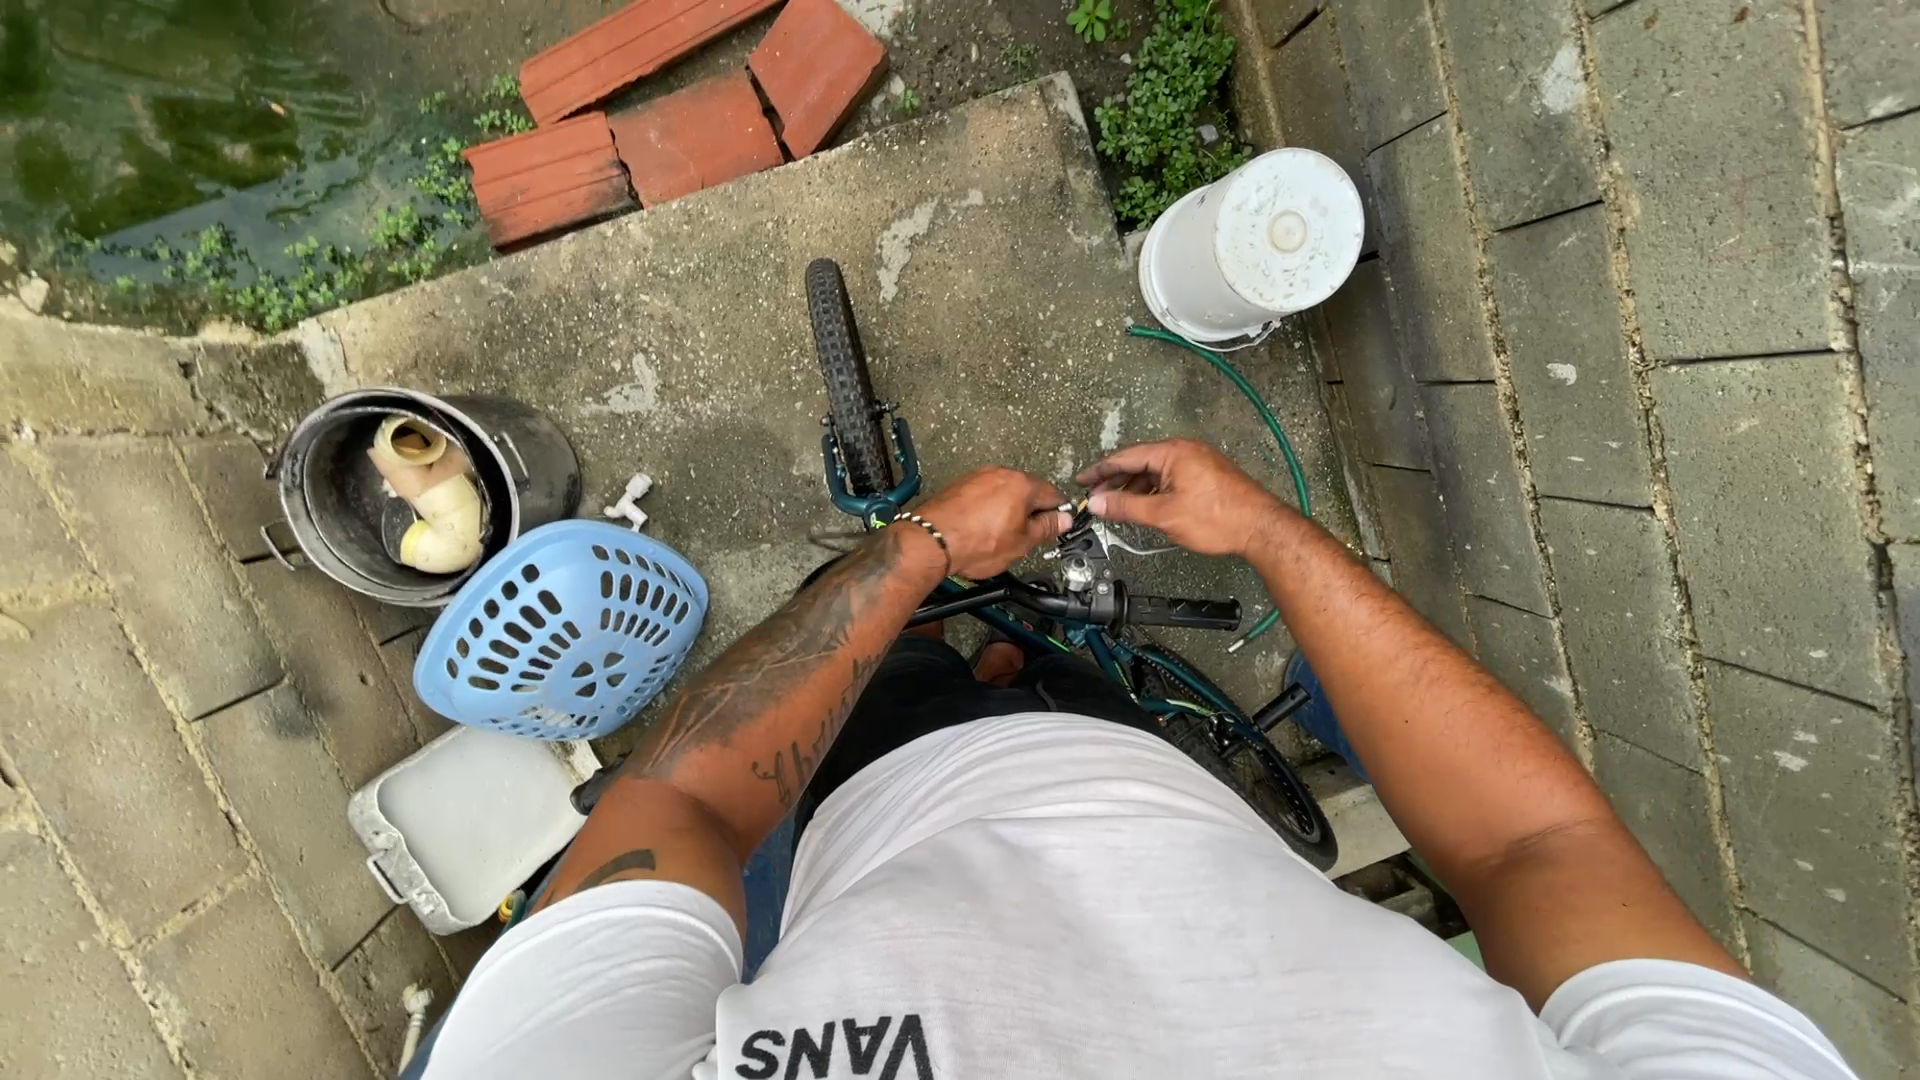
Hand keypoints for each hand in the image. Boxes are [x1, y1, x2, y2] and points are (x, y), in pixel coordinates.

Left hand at [912, 467, 1072, 577]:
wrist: (931, 541)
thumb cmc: (973, 542)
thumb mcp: (1021, 543)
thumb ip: (1046, 528)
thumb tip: (1061, 520)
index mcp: (1021, 484)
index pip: (1053, 495)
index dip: (1059, 513)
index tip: (1058, 526)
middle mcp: (999, 474)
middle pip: (1027, 491)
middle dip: (1031, 512)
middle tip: (1028, 536)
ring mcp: (977, 478)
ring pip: (1004, 493)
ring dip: (1008, 510)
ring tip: (1000, 536)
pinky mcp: (960, 486)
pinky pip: (983, 496)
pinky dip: (987, 510)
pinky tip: (981, 530)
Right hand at [1076, 439, 1290, 556]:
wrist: (1260, 528)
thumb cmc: (1219, 518)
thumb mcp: (1162, 514)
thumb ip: (1125, 506)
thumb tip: (1099, 502)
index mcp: (1172, 453)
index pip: (1125, 457)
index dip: (1100, 470)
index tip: (1083, 480)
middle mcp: (1185, 451)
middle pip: (1139, 463)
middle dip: (1115, 480)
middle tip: (1096, 495)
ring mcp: (1196, 462)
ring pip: (1154, 472)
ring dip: (1134, 488)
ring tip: (1117, 506)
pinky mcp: (1205, 475)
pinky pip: (1169, 478)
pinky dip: (1152, 491)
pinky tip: (1145, 506)